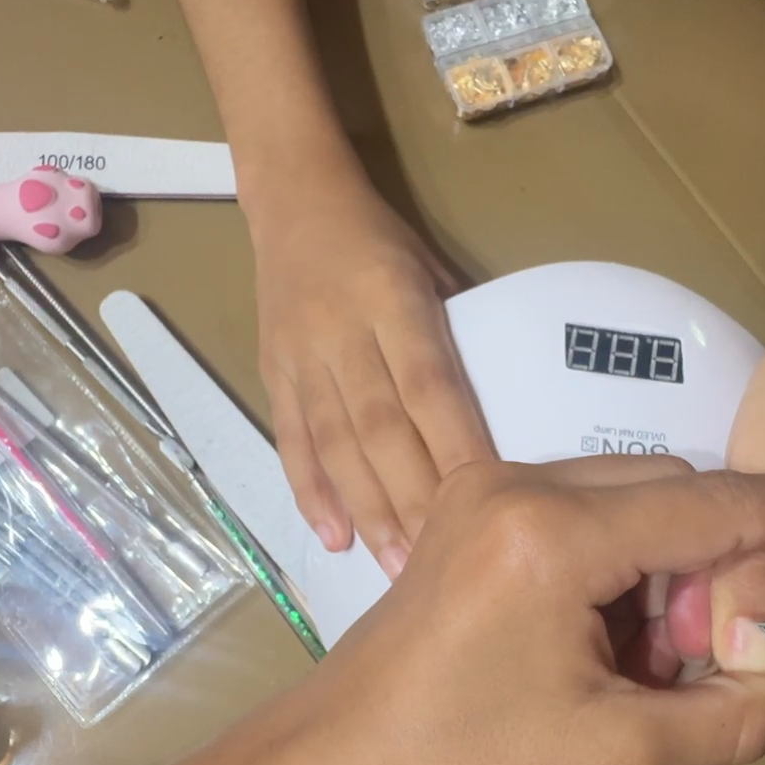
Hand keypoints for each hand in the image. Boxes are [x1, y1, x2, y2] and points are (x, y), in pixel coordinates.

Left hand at [234, 456, 764, 764]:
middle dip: (722, 564)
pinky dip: (619, 559)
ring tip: (652, 655)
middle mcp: (519, 479)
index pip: (715, 502)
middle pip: (675, 490)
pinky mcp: (474, 506)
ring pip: (630, 496)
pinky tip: (604, 629)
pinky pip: (582, 508)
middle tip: (718, 653)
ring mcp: (488, 484)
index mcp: (554, 531)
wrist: (337, 763)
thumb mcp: (618, 757)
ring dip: (669, 564)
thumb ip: (731, 712)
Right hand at [250, 179, 493, 577]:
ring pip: (336, 443)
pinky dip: (310, 490)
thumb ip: (456, 334)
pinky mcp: (272, 373)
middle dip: (410, 499)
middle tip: (438, 563)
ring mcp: (300, 357)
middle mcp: (343, 333)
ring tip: (392, 565)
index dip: (456, 445)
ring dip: (365, 508)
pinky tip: (331, 535)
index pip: (430, 384)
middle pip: (380, 427)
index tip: (485, 504)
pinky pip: (291, 439)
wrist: (292, 199)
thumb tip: (492, 414)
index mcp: (393, 298)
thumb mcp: (432, 265)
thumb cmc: (378, 235)